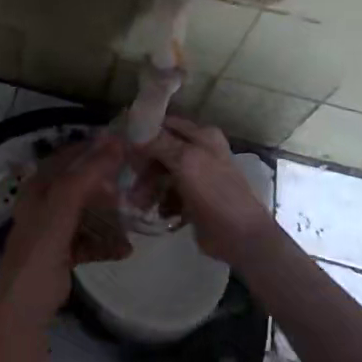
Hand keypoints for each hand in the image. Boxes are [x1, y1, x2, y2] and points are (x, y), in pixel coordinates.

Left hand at [0, 133, 128, 328]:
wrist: (24, 310)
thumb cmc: (38, 254)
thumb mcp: (59, 212)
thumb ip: (83, 179)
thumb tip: (114, 143)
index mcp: (37, 189)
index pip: (68, 157)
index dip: (94, 150)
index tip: (126, 148)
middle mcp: (44, 204)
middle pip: (81, 185)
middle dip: (107, 187)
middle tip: (135, 186)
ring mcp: (54, 229)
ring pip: (88, 212)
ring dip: (110, 216)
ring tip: (134, 219)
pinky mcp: (63, 252)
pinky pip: (89, 239)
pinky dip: (105, 242)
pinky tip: (124, 250)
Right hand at [139, 117, 277, 265]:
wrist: (240, 236)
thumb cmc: (214, 194)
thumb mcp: (187, 162)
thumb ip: (160, 143)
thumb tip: (134, 131)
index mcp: (202, 136)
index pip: (165, 125)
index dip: (143, 134)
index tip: (122, 147)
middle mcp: (200, 150)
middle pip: (161, 150)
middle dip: (144, 167)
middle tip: (130, 182)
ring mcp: (197, 175)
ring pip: (163, 173)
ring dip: (148, 187)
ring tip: (139, 204)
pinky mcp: (194, 197)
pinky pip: (169, 193)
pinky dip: (160, 201)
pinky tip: (156, 212)